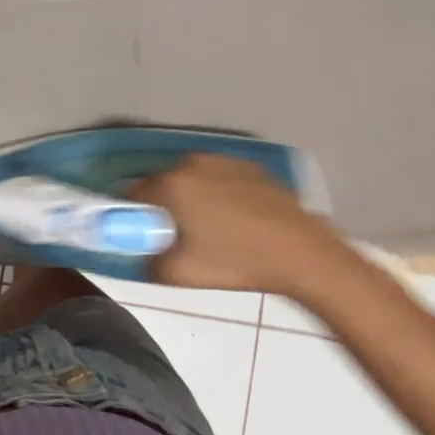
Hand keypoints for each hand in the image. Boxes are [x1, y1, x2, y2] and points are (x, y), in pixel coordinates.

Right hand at [132, 154, 356, 296]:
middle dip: (160, 204)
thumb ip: (147, 260)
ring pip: (191, 178)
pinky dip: (216, 192)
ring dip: (188, 196)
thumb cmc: (237, 263)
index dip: (130, 214)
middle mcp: (192, 163)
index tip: (139, 233)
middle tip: (171, 233)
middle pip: (161, 182)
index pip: (131, 193)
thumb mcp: (178, 274)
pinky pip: (218, 177)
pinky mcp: (251, 167)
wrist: (303, 255)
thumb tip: (141, 251)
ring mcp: (225, 161)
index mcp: (171, 185)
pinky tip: (231, 218)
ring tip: (204, 226)